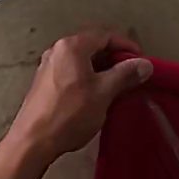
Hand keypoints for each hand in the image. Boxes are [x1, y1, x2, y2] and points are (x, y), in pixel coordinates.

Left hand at [6, 31, 153, 159]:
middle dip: (115, 57)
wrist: (32, 142)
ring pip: (83, 59)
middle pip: (93, 45)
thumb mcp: (103, 92)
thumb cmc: (70, 113)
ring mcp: (49, 66)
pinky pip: (73, 71)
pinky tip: (98, 93)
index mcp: (71, 46)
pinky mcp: (45, 82)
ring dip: (103, 68)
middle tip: (133, 73)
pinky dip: (89, 76)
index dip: (127, 46)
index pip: (105, 36)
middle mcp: (57, 50)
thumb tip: (145, 64)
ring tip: (119, 84)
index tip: (142, 60)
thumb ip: (126, 74)